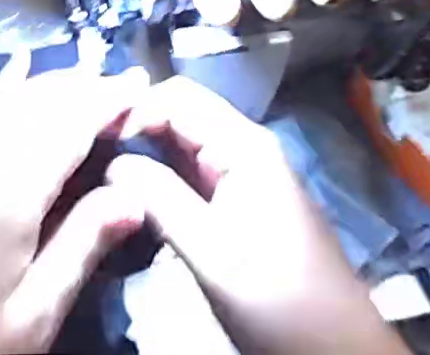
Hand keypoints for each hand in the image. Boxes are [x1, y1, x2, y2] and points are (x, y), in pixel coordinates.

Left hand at [0, 59, 148, 354]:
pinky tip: (19, 67)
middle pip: (42, 101)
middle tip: (126, 87)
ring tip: (92, 79)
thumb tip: (137, 195)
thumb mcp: (29, 320)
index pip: (70, 124)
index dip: (109, 99)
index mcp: (8, 194)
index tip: (142, 85)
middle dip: (88, 85)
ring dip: (55, 81)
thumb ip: (83, 247)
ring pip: (11, 98)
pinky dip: (4, 84)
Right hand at [106, 77, 407, 354]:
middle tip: (93, 154)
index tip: (94, 139)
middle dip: (138, 125)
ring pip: (187, 141)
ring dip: (148, 150)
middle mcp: (244, 144)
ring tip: (105, 171)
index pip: (179, 98)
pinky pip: (196, 169)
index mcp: (243, 143)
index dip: (135, 110)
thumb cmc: (276, 297)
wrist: (336, 346)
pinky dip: (165, 173)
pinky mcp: (242, 196)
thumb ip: (160, 198)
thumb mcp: (211, 251)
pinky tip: (138, 192)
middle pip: (183, 113)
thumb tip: (112, 162)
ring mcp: (245, 170)